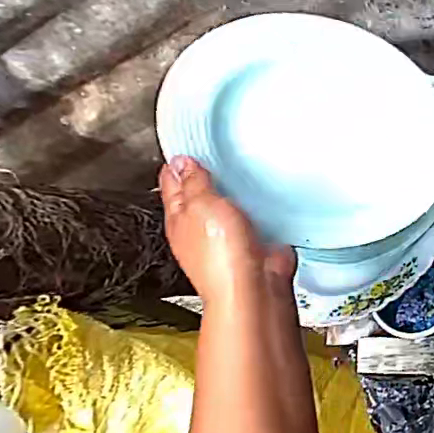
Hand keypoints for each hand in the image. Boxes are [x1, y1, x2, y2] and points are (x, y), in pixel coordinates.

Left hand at [159, 155, 294, 304]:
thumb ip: (193, 183)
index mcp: (179, 218)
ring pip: (225, 206)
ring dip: (232, 191)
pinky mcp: (253, 242)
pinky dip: (254, 207)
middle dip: (204, 176)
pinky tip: (261, 197)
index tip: (185, 146)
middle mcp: (200, 228)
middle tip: (212, 151)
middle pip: (198, 195)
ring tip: (238, 169)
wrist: (254, 286)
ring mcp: (227, 237)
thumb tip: (181, 162)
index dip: (176, 164)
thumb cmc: (222, 255)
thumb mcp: (202, 205)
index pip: (172, 184)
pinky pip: (251, 218)